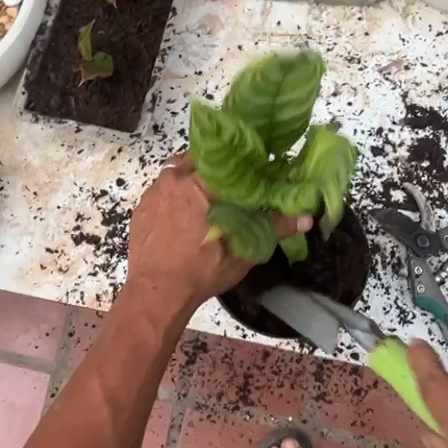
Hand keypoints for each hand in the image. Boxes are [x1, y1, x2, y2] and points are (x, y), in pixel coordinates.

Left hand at [123, 155, 307, 318]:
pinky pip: (161, 190)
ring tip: (205, 197)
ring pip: (178, 172)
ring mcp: (155, 191)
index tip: (248, 166)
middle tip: (228, 183)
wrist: (157, 292)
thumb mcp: (245, 250)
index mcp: (204, 182)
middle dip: (215, 168)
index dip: (238, 160)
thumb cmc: (203, 269)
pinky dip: (173, 196)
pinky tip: (181, 214)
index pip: (225, 155)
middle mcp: (177, 178)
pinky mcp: (142, 207)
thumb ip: (274, 228)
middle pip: (200, 159)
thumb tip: (306, 217)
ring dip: (192, 179)